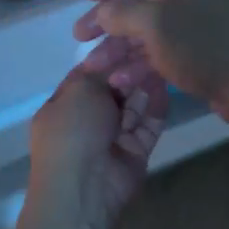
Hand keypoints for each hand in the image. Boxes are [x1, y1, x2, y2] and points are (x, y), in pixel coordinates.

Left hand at [28, 69, 167, 226]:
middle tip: (146, 54)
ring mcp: (113, 135)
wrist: (86, 189)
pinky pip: (150, 121)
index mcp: (65, 105)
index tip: (129, 38)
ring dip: (144, 85)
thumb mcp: (78, 90)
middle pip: (115, 85)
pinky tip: (164, 87)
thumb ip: (100, 69)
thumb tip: (115, 58)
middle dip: (129, 71)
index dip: (108, 56)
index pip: (89, 73)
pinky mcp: (137, 147)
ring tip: (157, 66)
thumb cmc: (73, 133)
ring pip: (134, 101)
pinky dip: (156, 106)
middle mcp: (88, 118)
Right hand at [72, 0, 228, 126]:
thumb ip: (123, 12)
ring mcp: (199, 21)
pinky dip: (141, 61)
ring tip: (93, 67)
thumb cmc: (202, 45)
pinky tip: (121, 80)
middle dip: (109, 20)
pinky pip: (163, 49)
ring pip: (150, 28)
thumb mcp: (156, 24)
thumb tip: (105, 11)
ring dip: (120, 47)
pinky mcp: (202, 49)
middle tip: (80, 39)